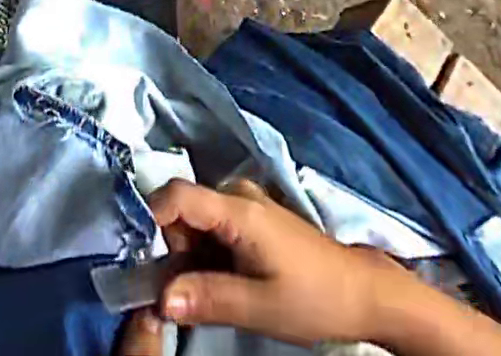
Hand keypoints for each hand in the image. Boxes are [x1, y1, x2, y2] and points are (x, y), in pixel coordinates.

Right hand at [144, 179, 410, 345]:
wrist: (360, 291)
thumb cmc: (314, 297)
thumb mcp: (260, 306)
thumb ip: (207, 297)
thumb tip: (160, 297)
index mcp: (239, 209)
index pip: (179, 194)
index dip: (151, 218)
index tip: (140, 258)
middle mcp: (238, 196)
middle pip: (182, 208)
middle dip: (168, 247)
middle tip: (172, 291)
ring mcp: (245, 205)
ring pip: (194, 219)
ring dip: (185, 254)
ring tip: (196, 292)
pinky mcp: (250, 218)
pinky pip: (210, 227)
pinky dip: (202, 253)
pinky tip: (214, 281)